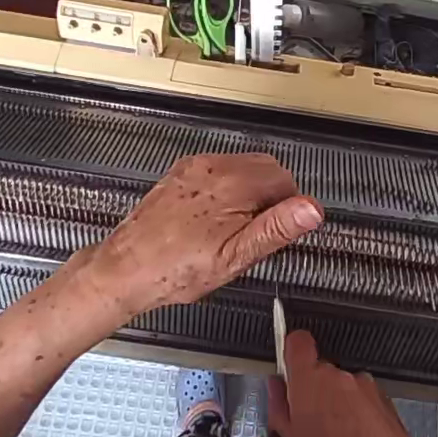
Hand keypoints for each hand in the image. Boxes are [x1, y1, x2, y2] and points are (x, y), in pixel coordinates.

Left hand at [71, 152, 322, 320]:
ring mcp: (194, 168)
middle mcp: (212, 167)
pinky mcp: (180, 174)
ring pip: (242, 169)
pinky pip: (218, 173)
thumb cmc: (174, 269)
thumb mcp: (235, 257)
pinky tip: (210, 221)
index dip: (285, 210)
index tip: (271, 233)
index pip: (285, 180)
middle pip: (266, 169)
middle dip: (268, 199)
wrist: (126, 268)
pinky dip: (225, 191)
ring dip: (247, 194)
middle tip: (251, 235)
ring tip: (228, 231)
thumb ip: (276, 228)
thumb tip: (311, 209)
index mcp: (233, 183)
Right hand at [269, 329, 437, 436]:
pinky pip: (362, 400)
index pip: (296, 341)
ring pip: (342, 387)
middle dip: (313, 391)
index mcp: (310, 381)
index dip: (290, 352)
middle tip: (309, 424)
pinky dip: (358, 416)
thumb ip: (281, 408)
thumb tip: (277, 389)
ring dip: (337, 405)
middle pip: (320, 370)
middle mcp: (340, 377)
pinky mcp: (387, 402)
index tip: (288, 371)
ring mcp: (366, 388)